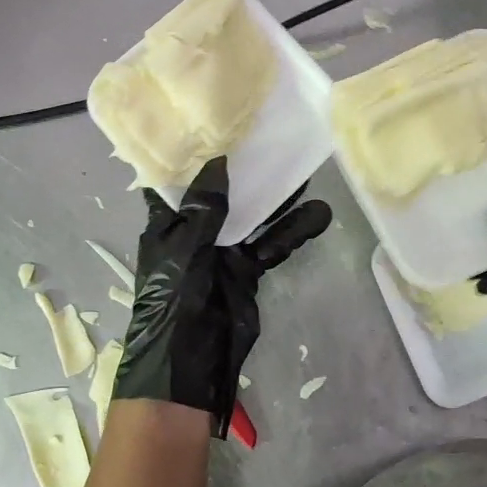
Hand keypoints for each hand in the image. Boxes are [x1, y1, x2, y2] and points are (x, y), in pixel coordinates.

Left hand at [113, 156, 332, 436]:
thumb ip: (205, 207)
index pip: (179, 182)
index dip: (196, 155)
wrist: (190, 363)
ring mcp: (224, 252)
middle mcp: (195, 233)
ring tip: (307, 172)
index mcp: (167, 225)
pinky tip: (318, 214)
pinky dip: (293, 232)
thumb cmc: (174, 300)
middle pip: (224, 194)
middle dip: (248, 171)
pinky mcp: (248, 271)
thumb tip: (219, 161)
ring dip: (278, 200)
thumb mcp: (184, 249)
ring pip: (254, 217)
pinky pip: (271, 245)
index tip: (220, 122)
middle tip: (276, 139)